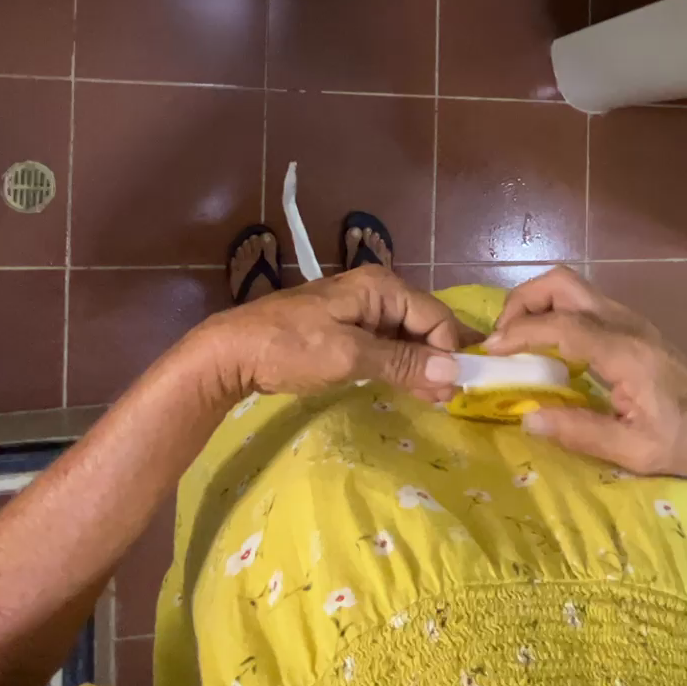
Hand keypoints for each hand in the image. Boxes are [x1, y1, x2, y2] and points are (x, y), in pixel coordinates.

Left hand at [189, 266, 475, 404]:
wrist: (232, 353)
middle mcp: (377, 291)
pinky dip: (401, 364)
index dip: (449, 351)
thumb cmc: (291, 348)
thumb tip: (453, 370)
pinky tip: (411, 387)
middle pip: (424, 323)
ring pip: (407, 336)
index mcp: (381, 287)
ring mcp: (361, 309)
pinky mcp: (348, 329)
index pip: (435, 316)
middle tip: (448, 398)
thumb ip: (401, 361)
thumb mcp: (348, 356)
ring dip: (422, 364)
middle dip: (438, 358)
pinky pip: (387, 344)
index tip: (454, 389)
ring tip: (435, 398)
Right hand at [483, 267, 686, 480]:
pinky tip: (547, 348)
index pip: (560, 325)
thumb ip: (579, 432)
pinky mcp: (632, 325)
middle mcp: (625, 323)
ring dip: (536, 304)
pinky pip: (581, 303)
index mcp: (625, 352)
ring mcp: (630, 319)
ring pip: (570, 287)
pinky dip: (553, 312)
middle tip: (503, 338)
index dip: (519, 332)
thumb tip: (527, 417)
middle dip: (522, 301)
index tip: (490, 351)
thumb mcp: (635, 452)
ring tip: (518, 342)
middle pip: (561, 283)